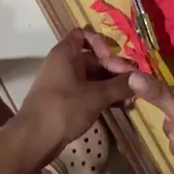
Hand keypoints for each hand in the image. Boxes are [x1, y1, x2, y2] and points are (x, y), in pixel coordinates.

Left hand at [12, 29, 137, 159]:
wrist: (34, 139)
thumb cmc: (63, 108)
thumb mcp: (95, 96)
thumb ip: (118, 86)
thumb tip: (140, 79)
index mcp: (66, 53)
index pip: (84, 34)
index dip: (100, 43)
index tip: (112, 59)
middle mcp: (63, 63)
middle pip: (92, 58)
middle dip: (112, 69)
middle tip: (133, 83)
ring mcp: (63, 82)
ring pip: (91, 76)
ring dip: (110, 84)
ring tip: (131, 97)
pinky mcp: (64, 100)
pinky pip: (86, 91)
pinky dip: (101, 95)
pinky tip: (119, 106)